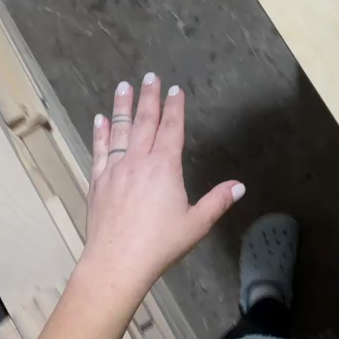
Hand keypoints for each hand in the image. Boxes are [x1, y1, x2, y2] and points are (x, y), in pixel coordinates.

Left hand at [74, 74, 243, 313]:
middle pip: (145, 122)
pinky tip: (101, 119)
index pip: (171, 129)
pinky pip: (100, 150)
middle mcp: (139, 161)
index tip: (175, 90)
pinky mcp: (98, 181)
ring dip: (122, 106)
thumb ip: (217, 201)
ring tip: (124, 86)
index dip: (174, 108)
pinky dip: (101, 132)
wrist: (117, 262)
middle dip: (148, 98)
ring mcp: (115, 169)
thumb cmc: (160, 244)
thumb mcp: (196, 224)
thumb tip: (240, 185)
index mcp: (165, 167)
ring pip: (120, 130)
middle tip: (150, 76)